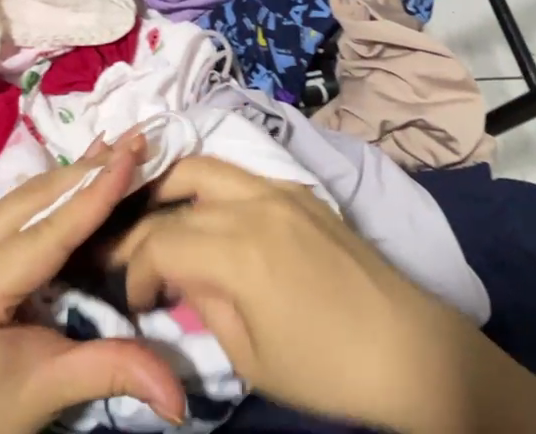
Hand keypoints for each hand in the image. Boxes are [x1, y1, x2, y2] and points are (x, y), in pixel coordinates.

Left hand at [0, 132, 187, 433]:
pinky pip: (15, 207)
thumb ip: (109, 372)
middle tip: (136, 140)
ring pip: (24, 196)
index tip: (131, 155)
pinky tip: (82, 167)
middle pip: (33, 201)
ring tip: (117, 145)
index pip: (47, 232)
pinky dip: (54, 187)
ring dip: (73, 172)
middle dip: (88, 169)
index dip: (93, 193)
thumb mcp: (45, 392)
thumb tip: (179, 396)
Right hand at [111, 156, 477, 431]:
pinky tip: (204, 208)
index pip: (161, 241)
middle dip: (143, 225)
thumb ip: (205, 304)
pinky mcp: (302, 191)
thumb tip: (181, 278)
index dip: (136, 270)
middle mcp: (255, 203)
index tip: (136, 300)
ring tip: (153, 212)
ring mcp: (282, 189)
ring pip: (207, 167)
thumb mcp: (250, 357)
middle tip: (127, 252)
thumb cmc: (327, 367)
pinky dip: (211, 184)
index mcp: (238, 249)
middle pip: (177, 197)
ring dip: (171, 186)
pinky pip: (243, 172)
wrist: (408, 348)